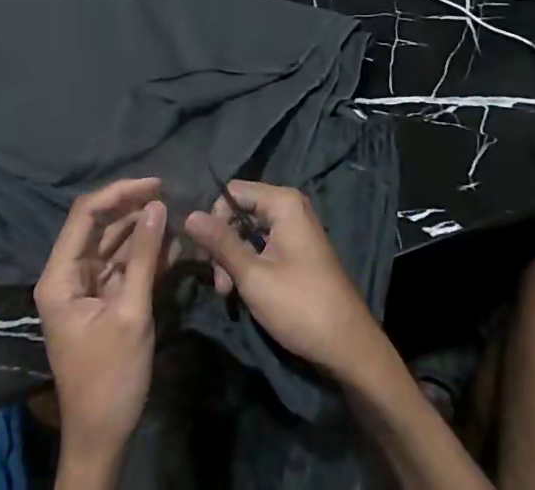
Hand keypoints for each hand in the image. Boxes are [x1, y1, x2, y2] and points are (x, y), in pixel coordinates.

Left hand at [35, 178, 166, 486]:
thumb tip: (159, 206)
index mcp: (61, 277)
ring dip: (147, 231)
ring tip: (181, 222)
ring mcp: (88, 286)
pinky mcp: (105, 297)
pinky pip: (127, 264)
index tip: (158, 184)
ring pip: (117, 242)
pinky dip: (149, 254)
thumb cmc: (111, 375)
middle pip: (100, 224)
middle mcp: (69, 275)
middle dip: (137, 209)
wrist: (102, 432)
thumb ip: (145, 256)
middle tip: (175, 199)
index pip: (85, 215)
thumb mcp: (132, 312)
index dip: (120, 192)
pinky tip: (176, 248)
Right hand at [183, 181, 389, 383]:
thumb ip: (221, 244)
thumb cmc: (299, 304)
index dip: (215, 219)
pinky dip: (249, 266)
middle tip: (219, 282)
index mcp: (284, 202)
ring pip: (249, 233)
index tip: (204, 254)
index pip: (234, 192)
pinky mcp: (296, 251)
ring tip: (228, 293)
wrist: (344, 341)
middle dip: (223, 244)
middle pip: (241, 212)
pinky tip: (240, 291)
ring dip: (233, 260)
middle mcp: (291, 208)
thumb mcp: (253, 275)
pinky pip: (263, 246)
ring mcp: (295, 230)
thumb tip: (190, 215)